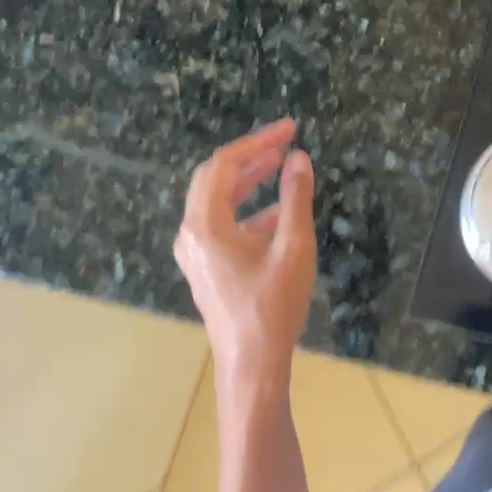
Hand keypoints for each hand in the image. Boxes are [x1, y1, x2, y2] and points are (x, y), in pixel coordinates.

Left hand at [174, 118, 316, 388]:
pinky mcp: (207, 268)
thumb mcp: (293, 247)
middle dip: (250, 157)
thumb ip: (295, 198)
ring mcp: (196, 253)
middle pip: (214, 180)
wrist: (252, 363)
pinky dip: (248, 209)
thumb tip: (298, 158)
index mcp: (206, 225)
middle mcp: (192, 234)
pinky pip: (223, 224)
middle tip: (284, 142)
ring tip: (281, 166)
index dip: (257, 142)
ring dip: (248, 181)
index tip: (290, 129)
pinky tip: (278, 213)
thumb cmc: (273, 304)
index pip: (224, 166)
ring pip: (217, 202)